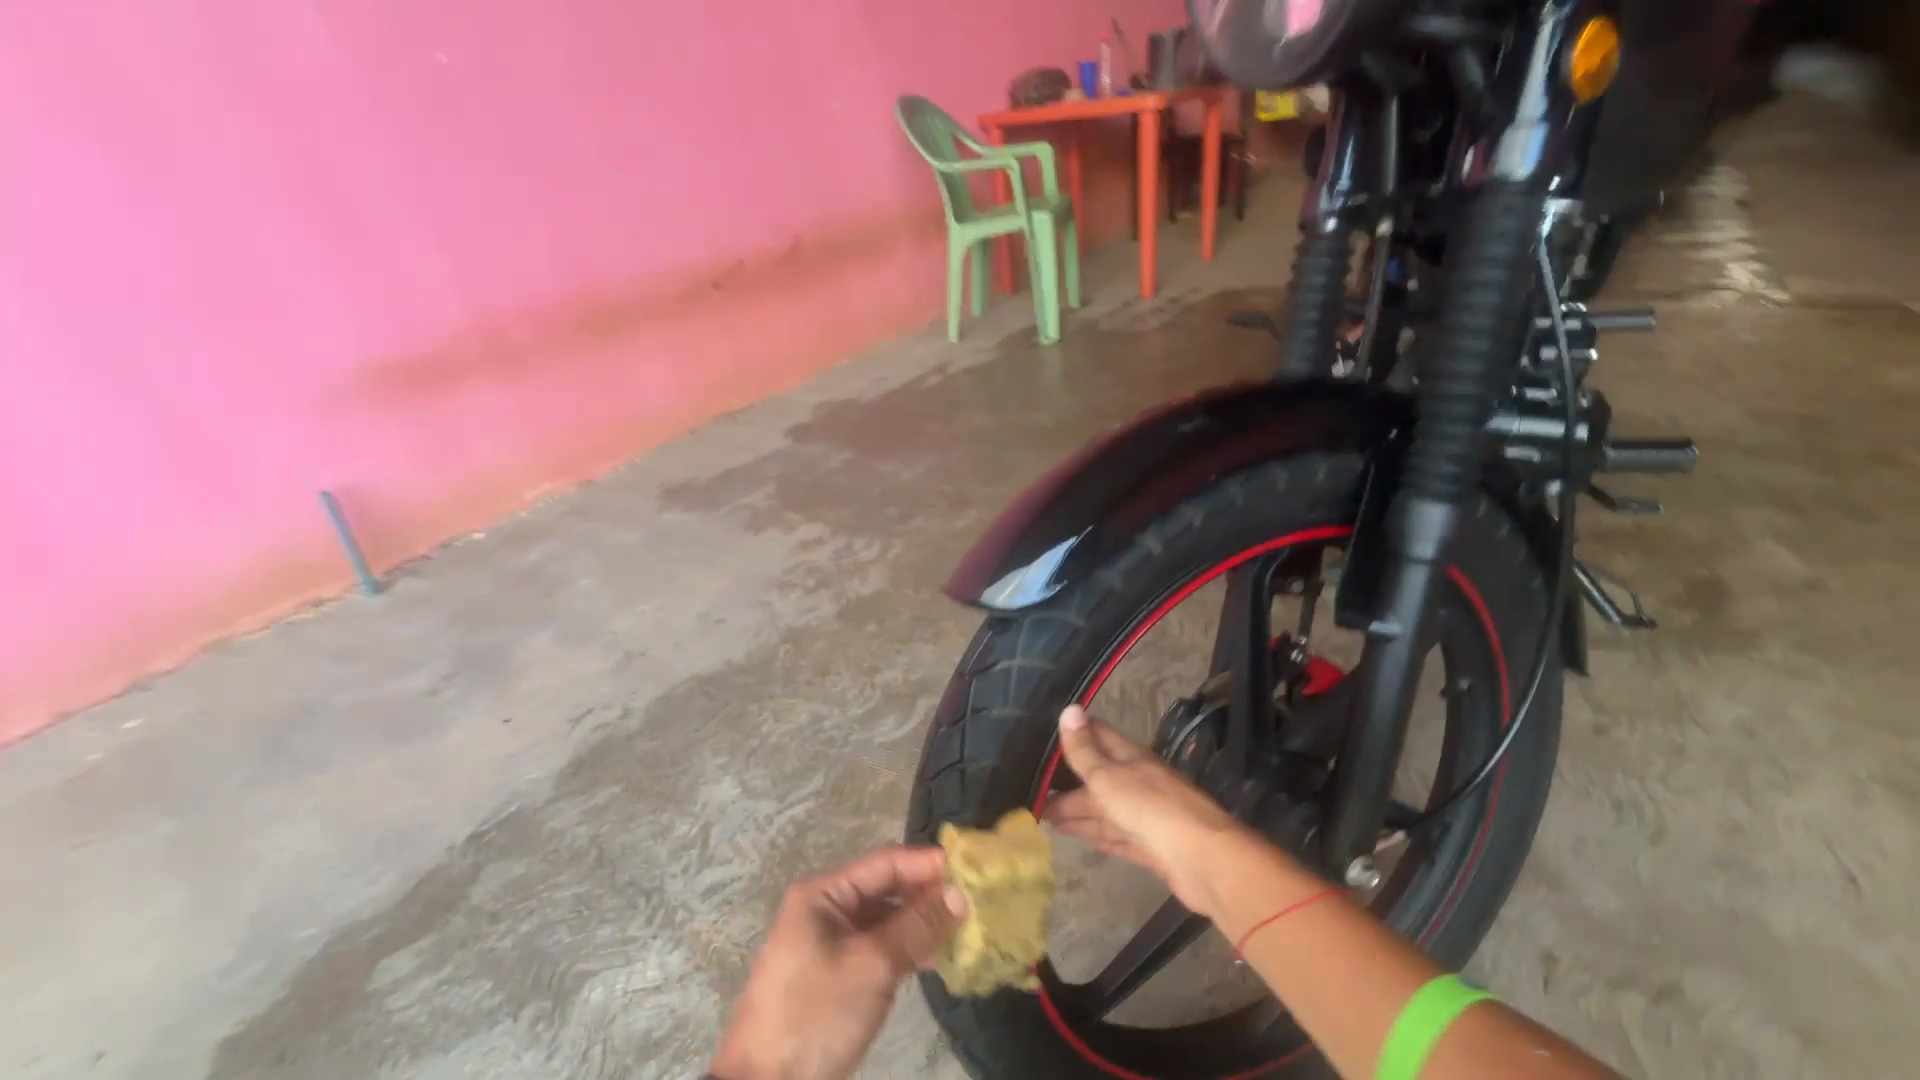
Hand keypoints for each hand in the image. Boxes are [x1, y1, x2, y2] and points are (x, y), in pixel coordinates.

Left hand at [710, 846, 966, 1079]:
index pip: (885, 862)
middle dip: (928, 894)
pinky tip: (939, 959)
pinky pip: (879, 947)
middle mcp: (826, 909)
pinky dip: (907, 949)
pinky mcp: (838, 973)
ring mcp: (830, 942)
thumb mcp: (872, 965)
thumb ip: (917, 925)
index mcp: (823, 894)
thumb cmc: (816, 1013)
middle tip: (976, 901)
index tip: (972, 870)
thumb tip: (960, 892)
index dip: (928, 863)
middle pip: (886, 888)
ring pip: (886, 920)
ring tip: (967, 930)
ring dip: (922, 924)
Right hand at [1041, 706, 1260, 916]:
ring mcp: (1146, 816)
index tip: (1044, 735)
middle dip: (1068, 783)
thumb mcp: (1109, 777)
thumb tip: (1069, 708)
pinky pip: (1116, 836)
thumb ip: (1086, 750)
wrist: (1204, 860)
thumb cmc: (1152, 809)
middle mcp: (1139, 783)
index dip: (1075, 733)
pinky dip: (1095, 834)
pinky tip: (1075, 837)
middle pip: (1098, 778)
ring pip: (1104, 810)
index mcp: (1132, 759)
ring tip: (1043, 817)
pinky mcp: (1151, 847)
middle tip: (1033, 791)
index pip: (1099, 736)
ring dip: (1076, 812)